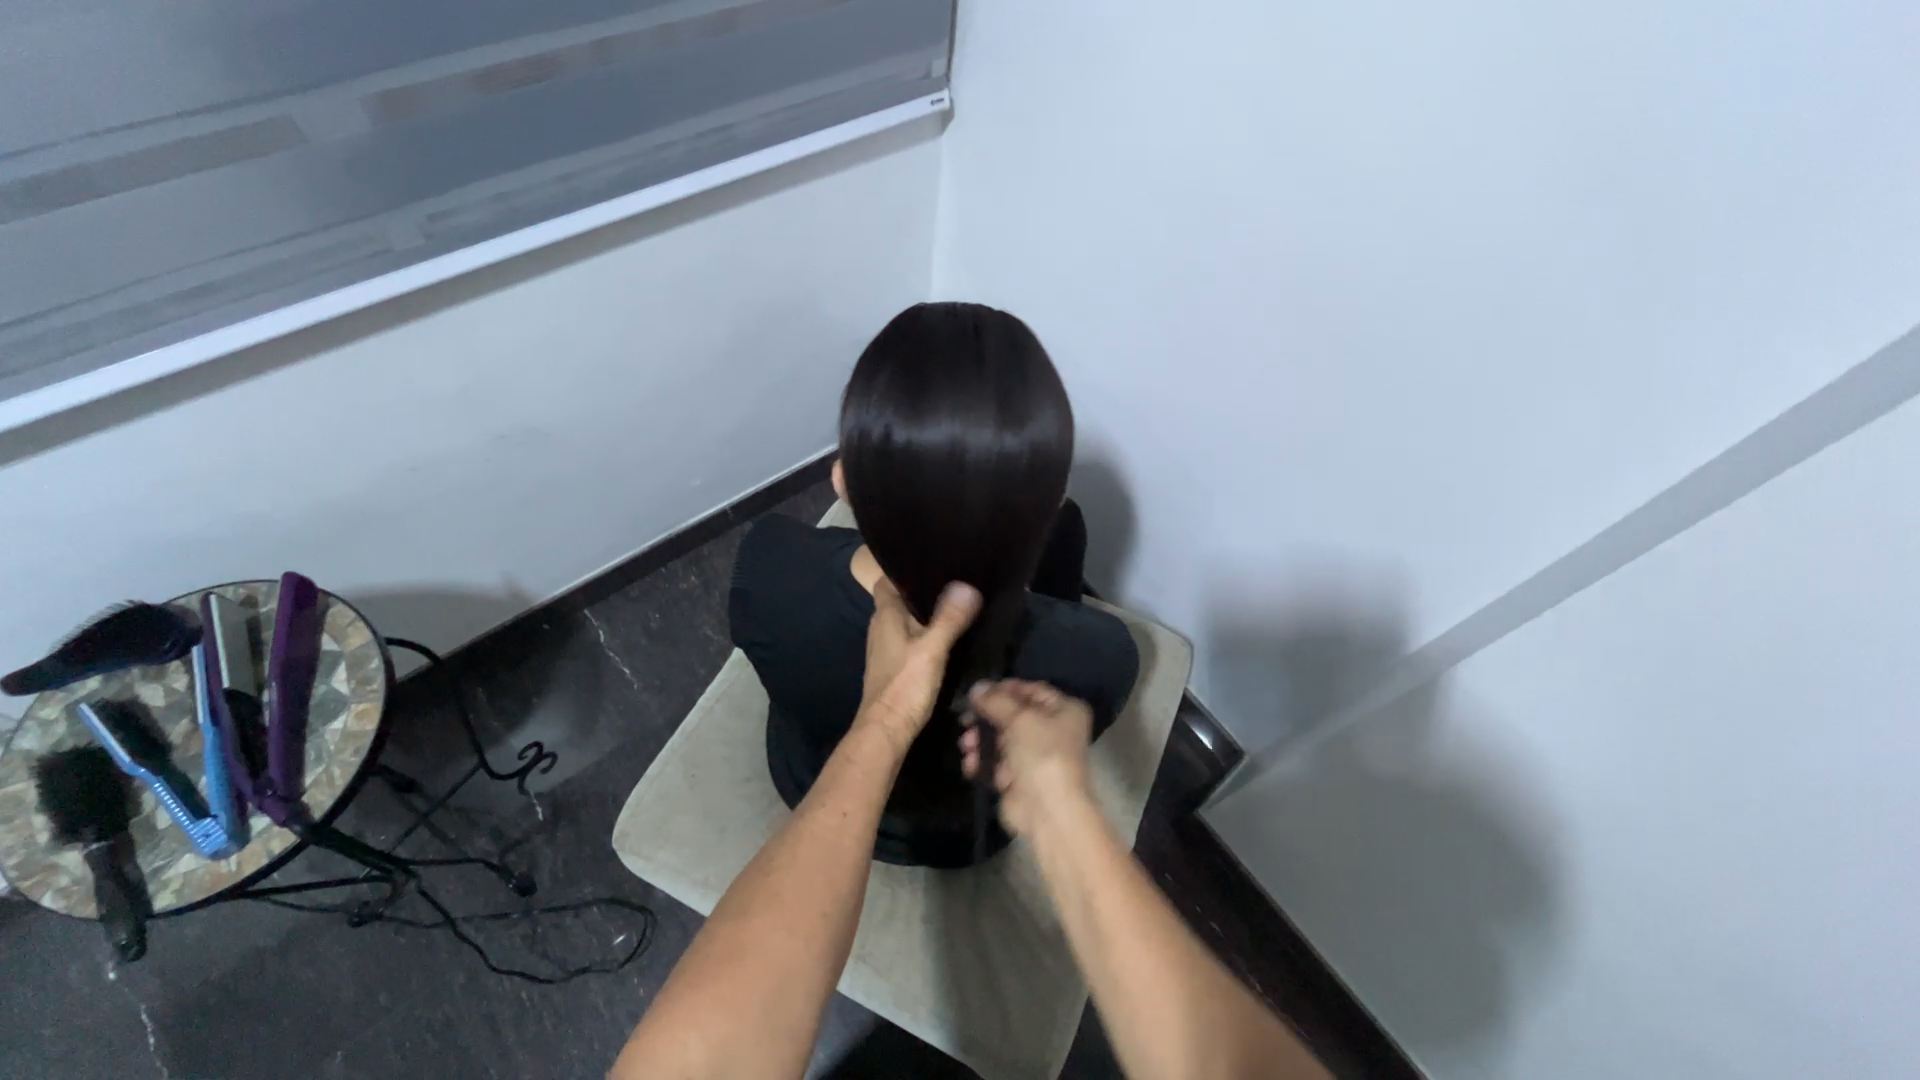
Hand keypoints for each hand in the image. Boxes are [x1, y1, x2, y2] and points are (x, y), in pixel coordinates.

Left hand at [857, 580, 981, 753]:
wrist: (886, 730)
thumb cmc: (905, 685)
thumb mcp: (933, 649)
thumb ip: (949, 618)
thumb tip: (967, 585)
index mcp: (885, 615)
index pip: (888, 581)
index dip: (904, 570)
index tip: (931, 562)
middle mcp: (880, 627)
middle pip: (899, 600)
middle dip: (921, 591)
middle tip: (953, 581)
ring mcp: (885, 648)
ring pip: (905, 621)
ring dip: (924, 615)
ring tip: (955, 605)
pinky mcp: (893, 666)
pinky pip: (909, 639)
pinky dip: (924, 635)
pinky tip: (944, 638)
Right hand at [960, 680, 1094, 836]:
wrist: (1048, 810)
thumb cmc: (1041, 754)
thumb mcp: (1019, 718)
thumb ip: (995, 700)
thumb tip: (976, 686)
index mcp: (1065, 710)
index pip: (1032, 690)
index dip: (1005, 688)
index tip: (978, 690)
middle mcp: (1053, 730)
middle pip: (1013, 715)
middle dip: (987, 717)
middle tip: (965, 718)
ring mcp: (1035, 756)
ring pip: (1001, 739)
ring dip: (980, 740)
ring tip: (966, 745)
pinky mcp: (1019, 778)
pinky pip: (996, 763)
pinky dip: (982, 762)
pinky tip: (970, 764)